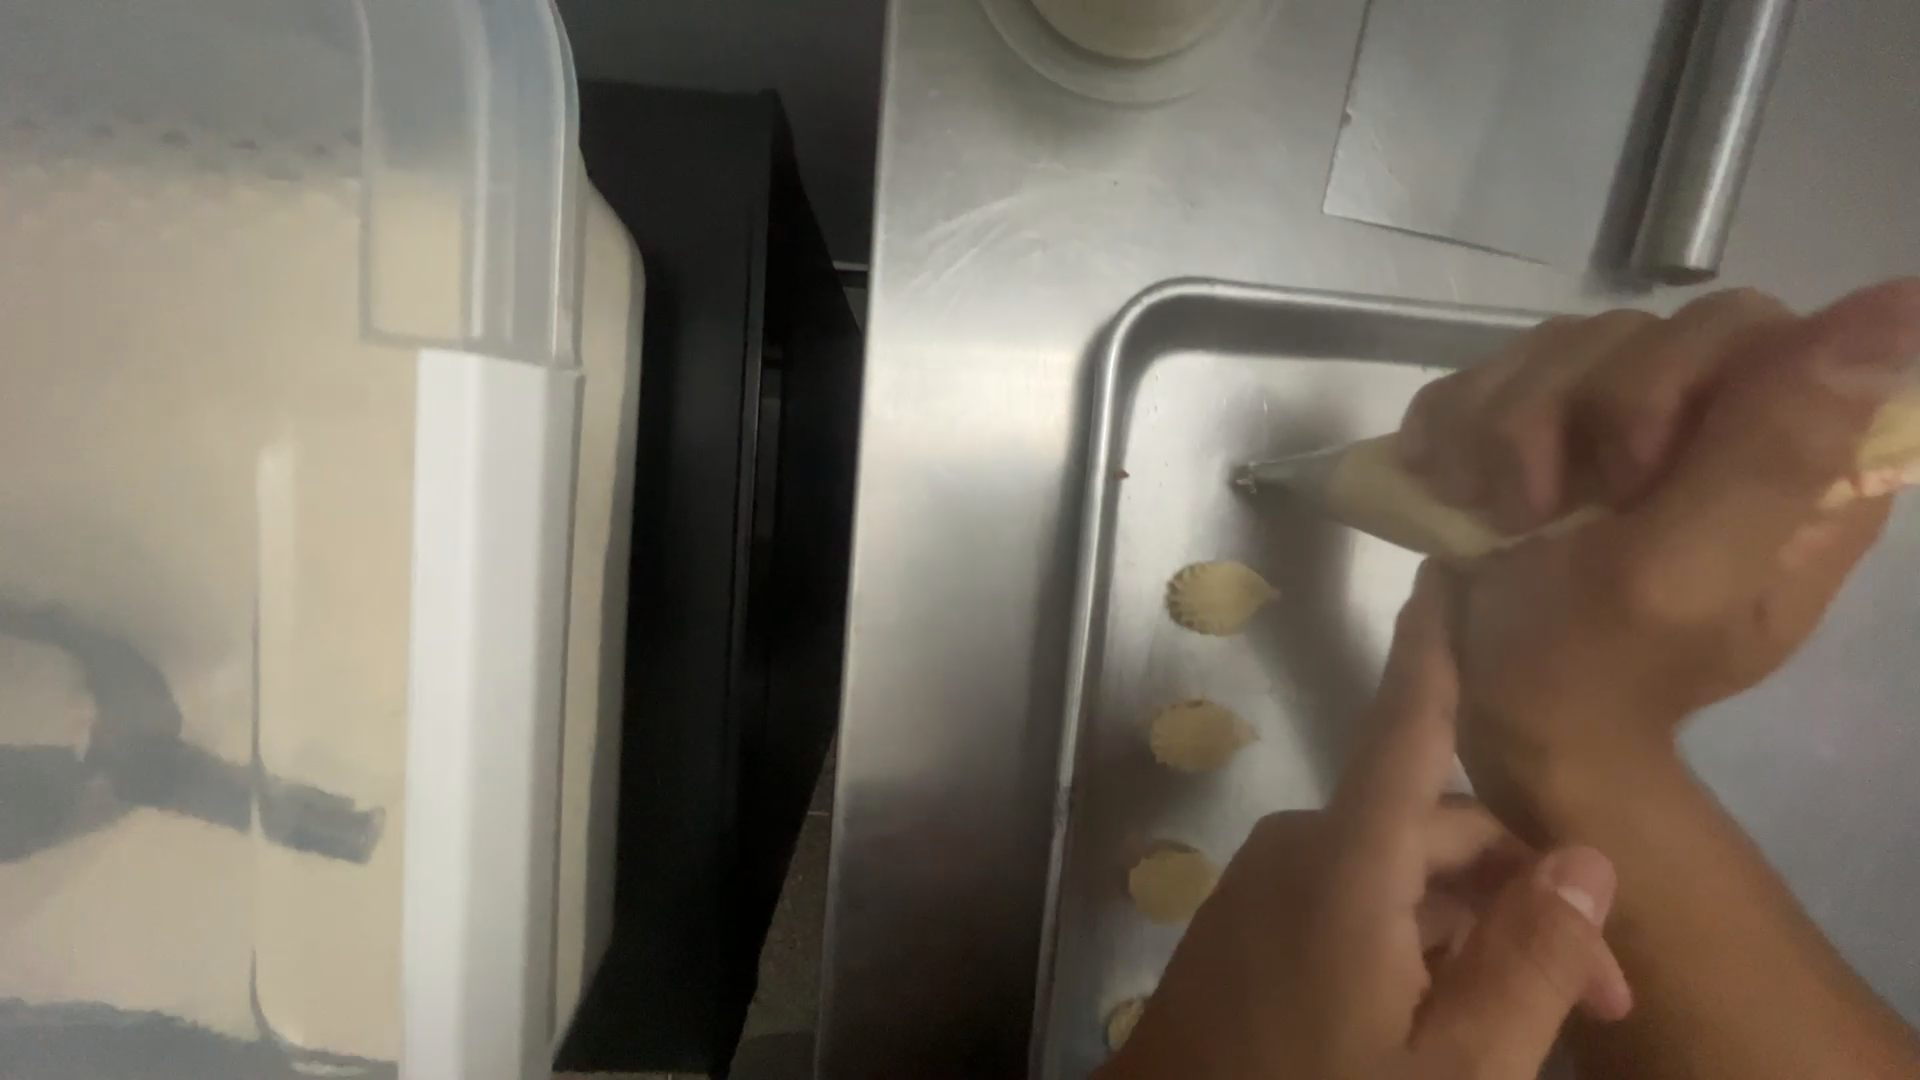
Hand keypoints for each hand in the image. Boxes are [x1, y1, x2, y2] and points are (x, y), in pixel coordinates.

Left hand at [1102, 567, 1629, 1079]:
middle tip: (1605, 995)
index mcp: (1348, 861)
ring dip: (1474, 924)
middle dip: (1522, 891)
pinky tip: (1454, 1003)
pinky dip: (1415, 933)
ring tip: (1545, 1015)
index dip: (1431, 652)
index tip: (1446, 577)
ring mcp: (1275, 876)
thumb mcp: (1454, 1068)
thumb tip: (1580, 862)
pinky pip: (1354, 896)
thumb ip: (1525, 962)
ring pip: (1398, 870)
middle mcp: (1307, 844)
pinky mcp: (1260, 909)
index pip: (1403, 730)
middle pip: (1433, 829)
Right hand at [1397, 281, 1919, 796]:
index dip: (1659, 385)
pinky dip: (1441, 428)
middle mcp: (1699, 428)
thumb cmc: (1590, 661)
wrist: (1501, 706)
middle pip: (1623, 335)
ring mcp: (1599, 430)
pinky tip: (1439, 482)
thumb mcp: (1683, 574)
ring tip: (1476, 509)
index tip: (1614, 483)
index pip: (1744, 332)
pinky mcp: (1520, 440)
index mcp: (1786, 460)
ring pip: (1539, 352)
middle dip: (1546, 422)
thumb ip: (1772, 454)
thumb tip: (1908, 304)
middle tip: (1526, 514)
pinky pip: (1474, 382)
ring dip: (1483, 433)